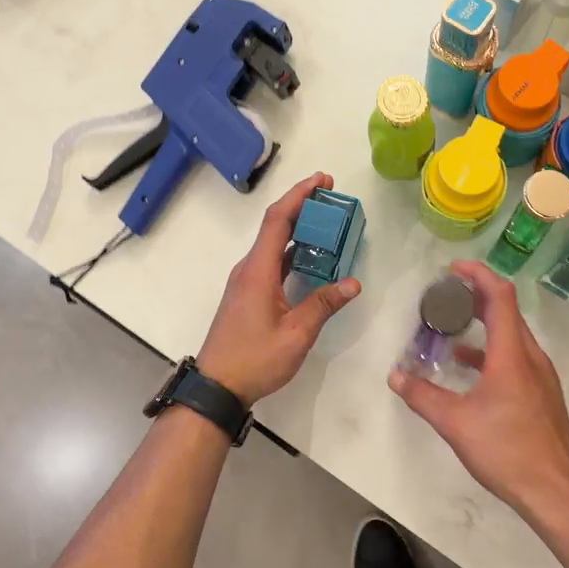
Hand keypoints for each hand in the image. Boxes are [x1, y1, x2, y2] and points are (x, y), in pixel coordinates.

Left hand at [197, 173, 360, 403]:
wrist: (216, 387)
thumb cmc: (254, 359)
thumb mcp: (296, 335)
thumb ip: (324, 305)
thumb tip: (352, 283)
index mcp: (258, 270)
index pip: (278, 220)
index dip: (300, 195)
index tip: (322, 180)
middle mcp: (249, 268)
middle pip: (275, 226)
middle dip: (303, 206)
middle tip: (332, 197)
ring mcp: (246, 281)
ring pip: (274, 244)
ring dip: (299, 229)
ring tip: (329, 224)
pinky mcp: (248, 294)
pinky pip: (272, 261)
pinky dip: (293, 252)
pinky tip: (313, 259)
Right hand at [388, 260, 568, 515]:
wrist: (555, 491)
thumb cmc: (506, 450)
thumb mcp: (455, 423)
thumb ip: (423, 395)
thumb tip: (396, 376)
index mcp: (512, 353)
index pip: (500, 296)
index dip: (478, 275)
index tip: (453, 269)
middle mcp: (531, 356)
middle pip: (507, 311)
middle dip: (476, 296)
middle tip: (445, 294)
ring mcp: (541, 376)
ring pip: (512, 335)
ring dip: (484, 324)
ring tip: (451, 327)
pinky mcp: (543, 394)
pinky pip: (517, 357)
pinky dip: (492, 350)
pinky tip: (470, 369)